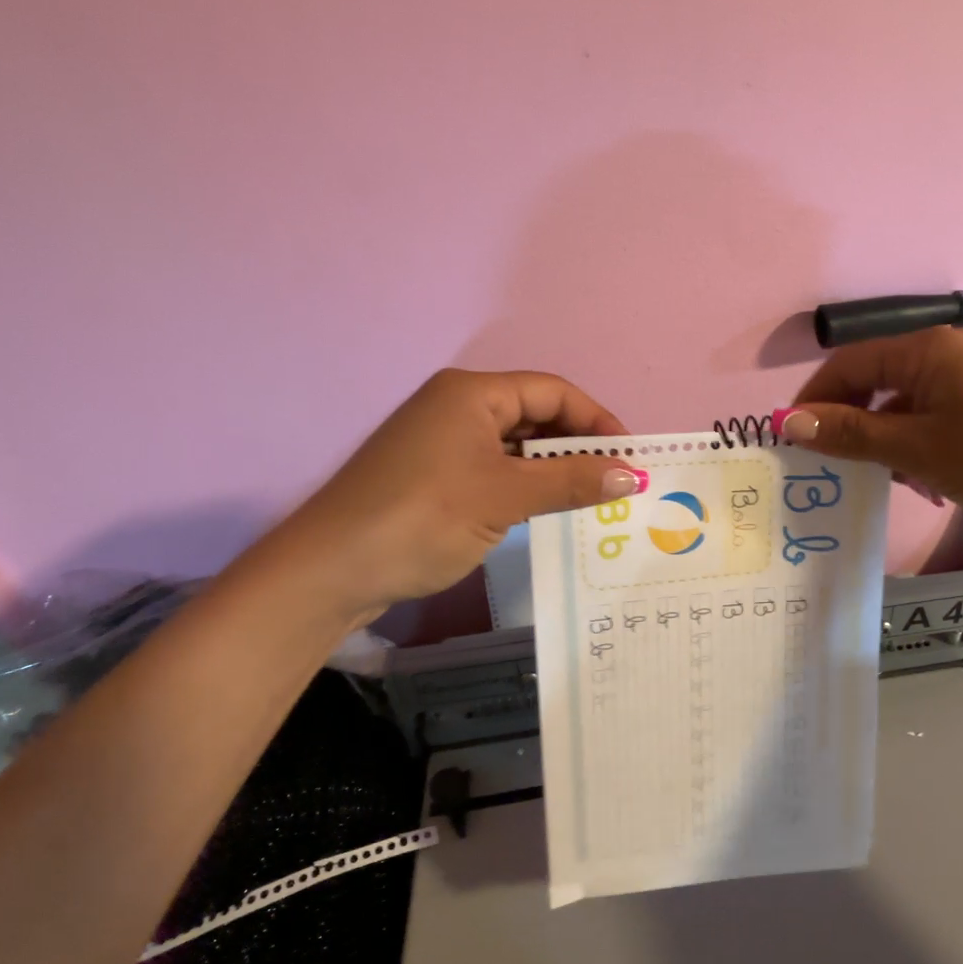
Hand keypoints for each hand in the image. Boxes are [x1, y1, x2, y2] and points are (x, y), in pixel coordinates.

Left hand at [234, 369, 641, 626]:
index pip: (552, 392)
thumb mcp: (504, 497)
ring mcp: (441, 444)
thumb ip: (571, 481)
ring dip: (553, 471)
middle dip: (578, 447)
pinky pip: (494, 472)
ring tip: (592, 502)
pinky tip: (548, 513)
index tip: (630, 458)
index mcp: (471, 394)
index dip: (596, 420)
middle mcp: (456, 408)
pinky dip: (525, 488)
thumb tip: (633, 474)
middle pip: (534, 416)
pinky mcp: (432, 479)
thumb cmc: (422, 517)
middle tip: (617, 483)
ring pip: (515, 448)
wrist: (329, 571)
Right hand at [782, 328, 962, 520]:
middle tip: (833, 467)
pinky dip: (916, 441)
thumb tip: (787, 421)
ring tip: (886, 481)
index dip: (813, 401)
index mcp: (923, 350)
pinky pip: (932, 411)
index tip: (790, 442)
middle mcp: (943, 350)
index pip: (846, 365)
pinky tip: (925, 479)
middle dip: (850, 423)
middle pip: (874, 380)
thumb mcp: (918, 450)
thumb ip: (851, 434)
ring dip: (885, 438)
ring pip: (903, 401)